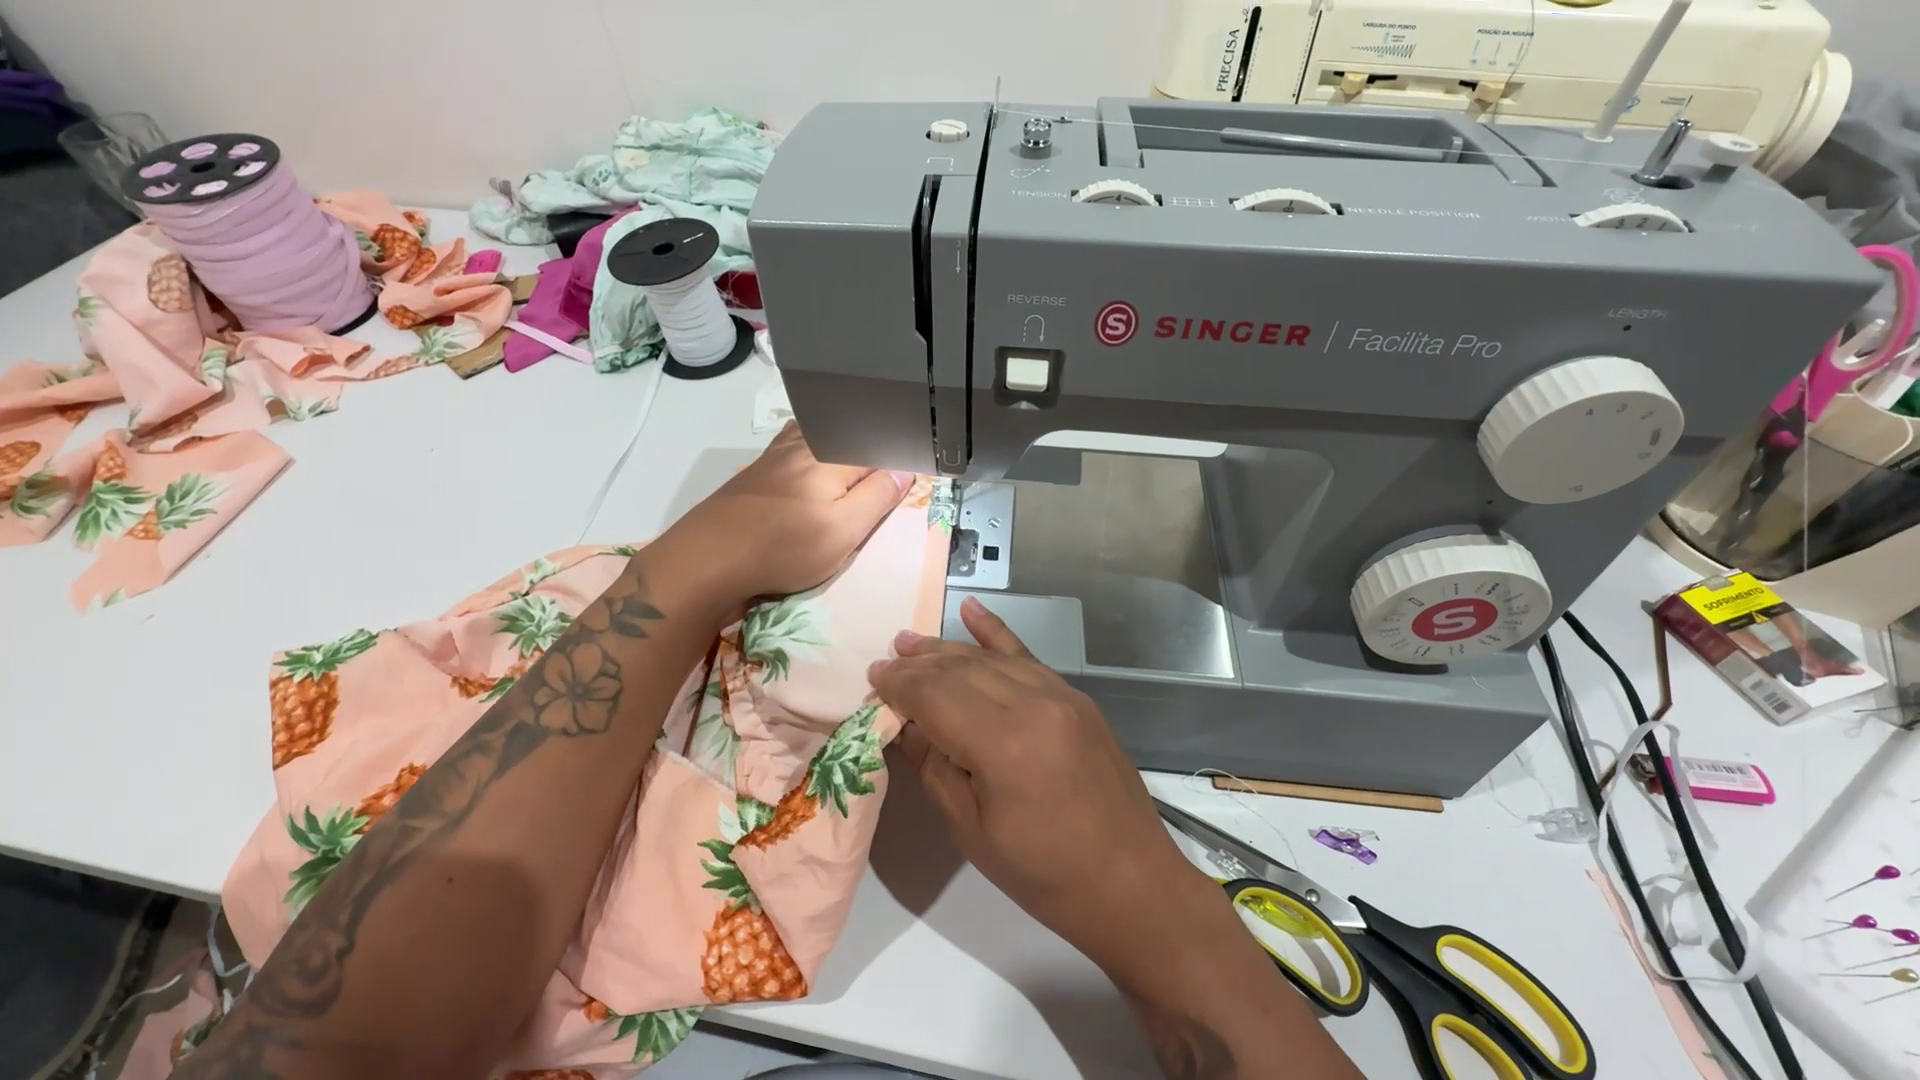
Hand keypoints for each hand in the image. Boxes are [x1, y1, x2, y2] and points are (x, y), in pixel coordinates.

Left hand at [663, 422, 912, 605]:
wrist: (706, 559)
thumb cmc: (781, 549)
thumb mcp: (843, 532)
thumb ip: (877, 497)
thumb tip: (904, 468)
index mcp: (832, 452)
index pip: (880, 445)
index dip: (901, 457)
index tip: (917, 471)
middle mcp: (805, 442)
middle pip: (850, 436)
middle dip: (873, 449)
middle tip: (894, 474)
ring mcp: (777, 454)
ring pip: (823, 441)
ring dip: (843, 452)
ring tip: (861, 474)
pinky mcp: (759, 471)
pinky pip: (800, 453)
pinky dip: (817, 459)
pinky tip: (819, 477)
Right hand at [868, 598, 1201, 961]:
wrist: (1131, 884)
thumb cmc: (1043, 873)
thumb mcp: (972, 830)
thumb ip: (934, 767)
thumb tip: (904, 724)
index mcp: (1002, 743)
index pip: (934, 694)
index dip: (899, 685)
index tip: (872, 680)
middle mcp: (1033, 705)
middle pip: (961, 669)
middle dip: (918, 665)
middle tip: (886, 663)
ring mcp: (1061, 697)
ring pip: (992, 659)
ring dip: (949, 649)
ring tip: (911, 642)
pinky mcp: (1078, 701)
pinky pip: (1029, 658)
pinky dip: (998, 634)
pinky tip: (973, 610)